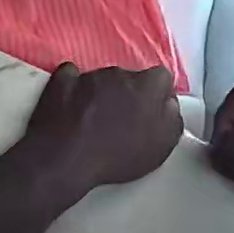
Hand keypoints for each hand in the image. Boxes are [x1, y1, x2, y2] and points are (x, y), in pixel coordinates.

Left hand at [12, 63, 182, 200]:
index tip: (149, 110)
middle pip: (129, 78)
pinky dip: (72, 88)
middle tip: (119, 121)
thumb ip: (172, 118)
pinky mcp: (62, 80)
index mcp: (148, 86)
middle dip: (126, 95)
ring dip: (99, 94)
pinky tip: (70, 107)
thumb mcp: (161, 146)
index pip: (161, 78)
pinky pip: (70, 77)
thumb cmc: (116, 156)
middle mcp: (119, 74)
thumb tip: (168, 105)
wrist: (67, 158)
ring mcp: (88, 75)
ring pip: (100, 79)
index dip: (156, 94)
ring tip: (92, 122)